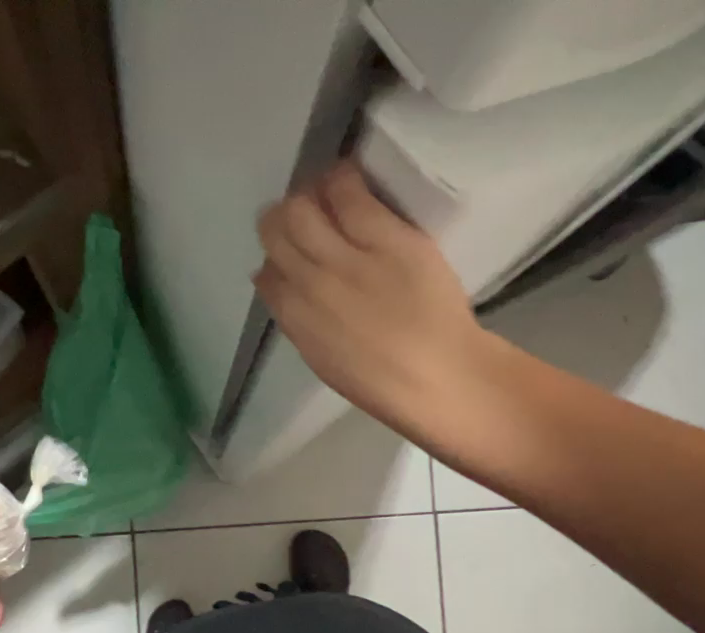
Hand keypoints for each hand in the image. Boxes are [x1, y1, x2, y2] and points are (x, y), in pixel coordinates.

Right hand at [255, 162, 503, 424]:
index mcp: (295, 319)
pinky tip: (348, 177)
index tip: (292, 254)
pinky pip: (350, 195)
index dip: (276, 259)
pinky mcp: (385, 238)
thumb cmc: (382, 381)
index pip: (266, 274)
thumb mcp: (324, 359)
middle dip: (283, 218)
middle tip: (304, 214)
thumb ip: (300, 320)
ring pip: (303, 208)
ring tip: (326, 193)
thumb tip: (283, 286)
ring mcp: (346, 258)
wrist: (438, 377)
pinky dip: (342, 179)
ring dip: (309, 194)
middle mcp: (310, 283)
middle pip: (276, 231)